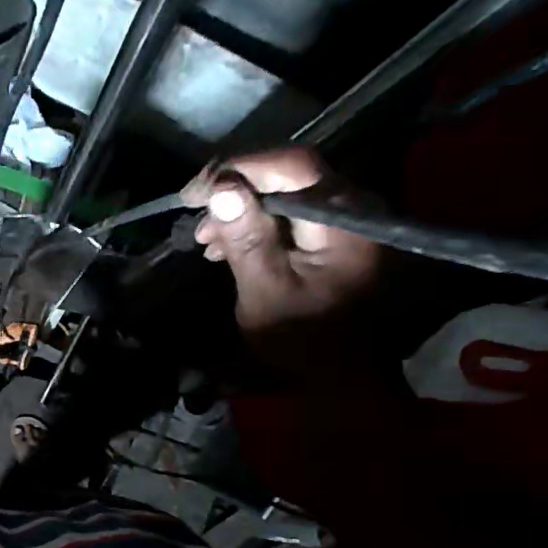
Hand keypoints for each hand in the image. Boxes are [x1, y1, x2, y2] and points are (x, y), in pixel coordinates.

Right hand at [180, 147, 380, 375]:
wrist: (343, 380)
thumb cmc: (303, 342)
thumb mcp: (266, 293)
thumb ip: (247, 238)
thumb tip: (221, 187)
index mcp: (343, 220)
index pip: (291, 167)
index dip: (239, 167)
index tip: (194, 190)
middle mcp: (352, 208)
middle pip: (288, 174)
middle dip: (236, 189)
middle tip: (195, 212)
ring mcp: (346, 221)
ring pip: (287, 192)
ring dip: (242, 208)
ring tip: (206, 238)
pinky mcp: (335, 237)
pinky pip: (292, 214)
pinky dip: (258, 224)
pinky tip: (228, 244)